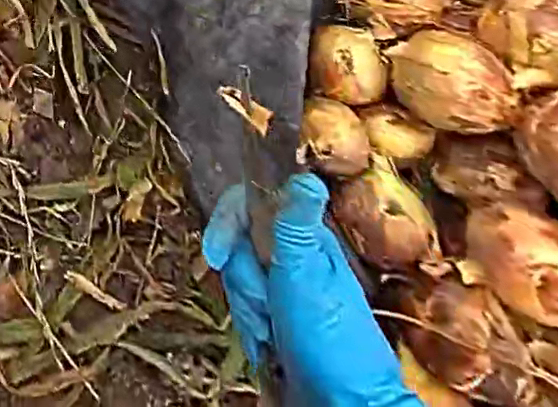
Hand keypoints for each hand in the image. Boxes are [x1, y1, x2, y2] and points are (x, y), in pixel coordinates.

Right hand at [203, 173, 415, 406]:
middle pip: (237, 241)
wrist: (343, 406)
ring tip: (271, 334)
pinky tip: (268, 345)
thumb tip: (306, 174)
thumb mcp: (308, 273)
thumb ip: (297, 222)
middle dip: (242, 279)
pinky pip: (243, 305)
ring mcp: (283, 283)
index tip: (214, 256)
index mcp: (302, 231)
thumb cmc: (328, 336)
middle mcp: (291, 250)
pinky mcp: (276, 312)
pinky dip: (249, 326)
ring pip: (237, 275)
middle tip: (266, 308)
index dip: (226, 221)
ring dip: (246, 308)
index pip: (249, 200)